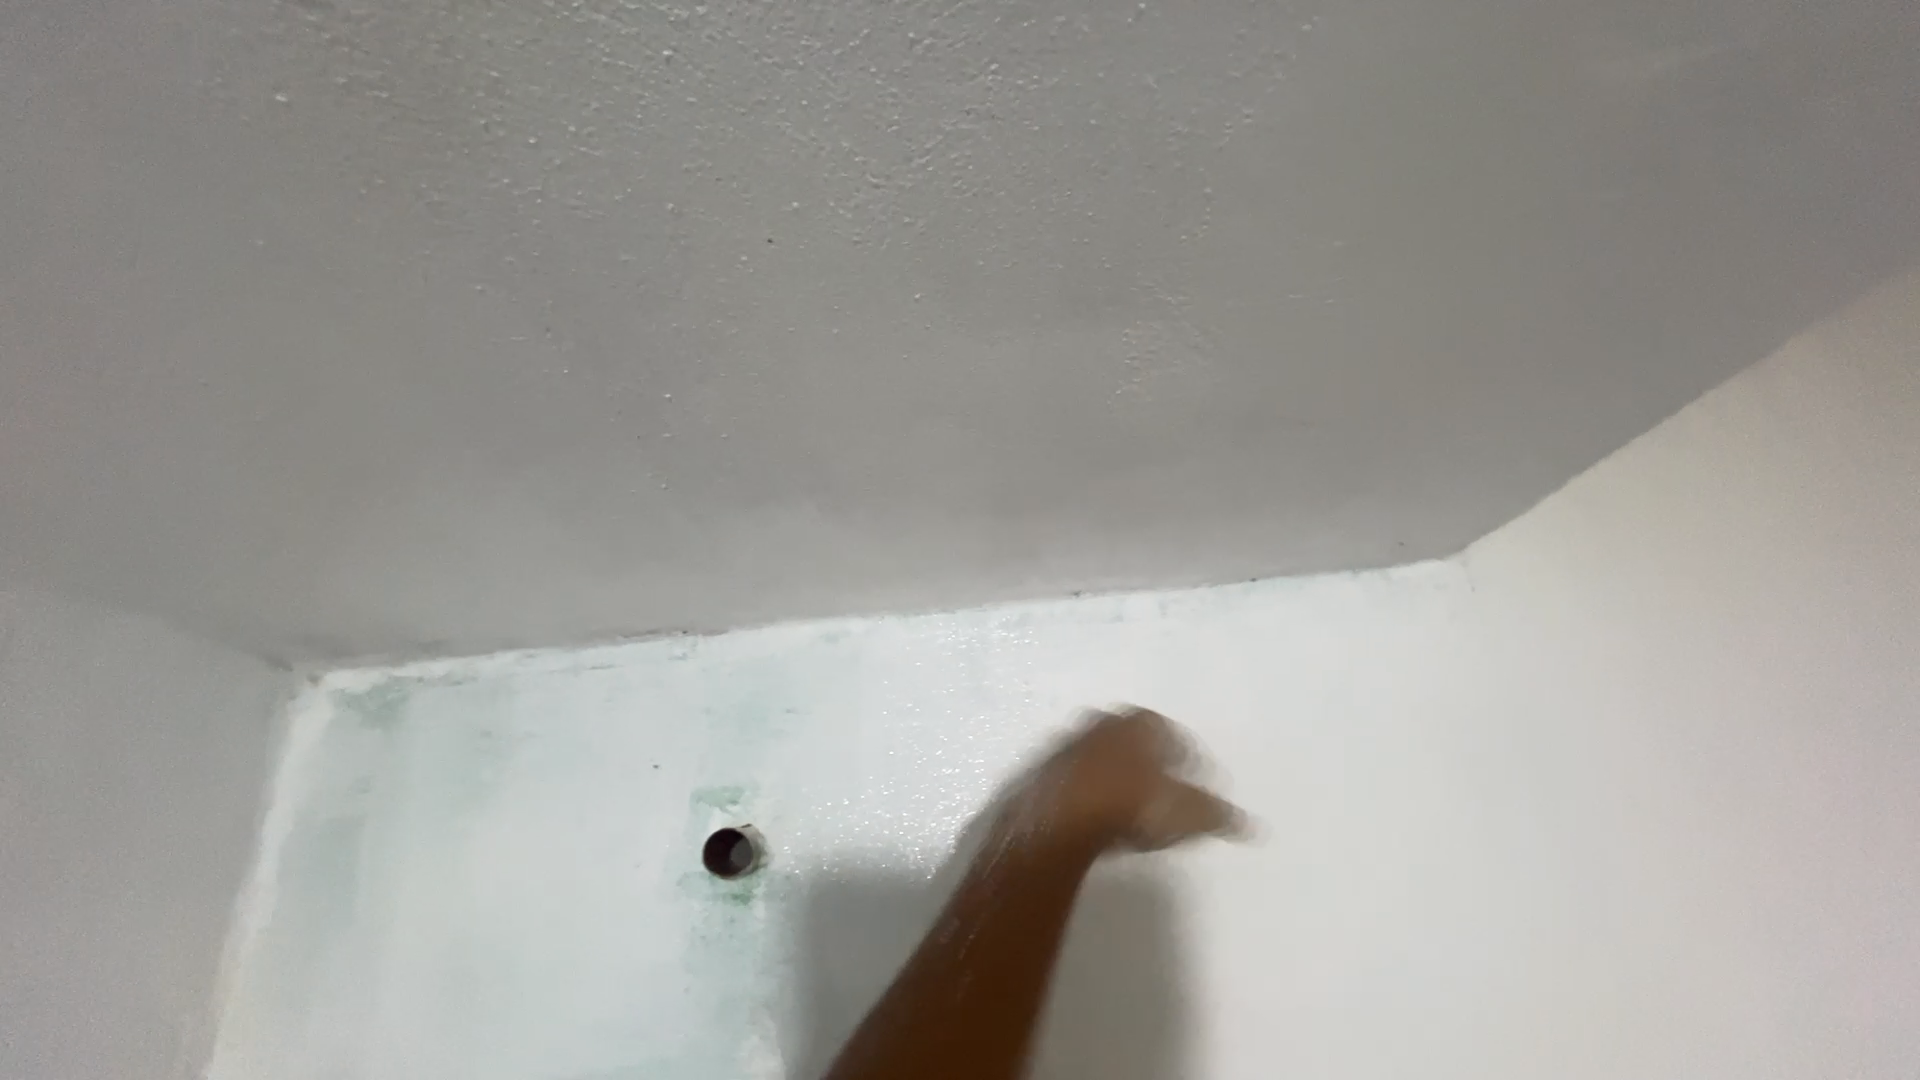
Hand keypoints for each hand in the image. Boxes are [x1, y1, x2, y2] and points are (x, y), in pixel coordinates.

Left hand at [1006, 706, 1248, 853]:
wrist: (1060, 818)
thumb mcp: (1186, 814)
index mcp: (1140, 723)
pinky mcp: (1044, 770)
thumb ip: (1216, 815)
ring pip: (1101, 758)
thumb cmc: (1132, 805)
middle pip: (1133, 742)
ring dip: (1115, 779)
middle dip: (1148, 766)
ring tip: (1129, 814)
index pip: (1172, 734)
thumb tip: (1250, 826)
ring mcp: (1069, 743)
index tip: (1194, 786)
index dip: (1186, 760)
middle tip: (1162, 799)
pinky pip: (1075, 779)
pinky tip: (1097, 820)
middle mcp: (1103, 722)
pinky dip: (1088, 794)